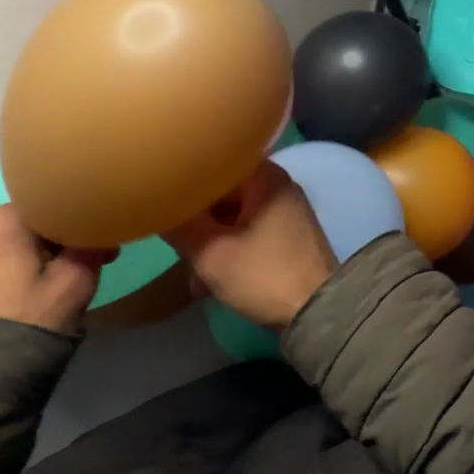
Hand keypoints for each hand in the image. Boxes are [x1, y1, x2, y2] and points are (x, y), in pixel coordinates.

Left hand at [0, 204, 114, 333]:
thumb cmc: (18, 323)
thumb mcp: (75, 284)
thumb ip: (91, 247)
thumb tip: (96, 234)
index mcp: (4, 217)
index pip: (57, 207)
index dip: (83, 228)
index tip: (100, 253)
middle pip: (29, 224)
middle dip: (53, 244)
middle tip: (73, 272)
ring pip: (3, 243)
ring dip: (24, 258)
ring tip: (37, 290)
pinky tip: (8, 299)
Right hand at [163, 161, 339, 329]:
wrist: (315, 310)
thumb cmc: (263, 275)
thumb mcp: (211, 253)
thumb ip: (181, 226)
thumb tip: (157, 204)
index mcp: (265, 178)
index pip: (218, 163)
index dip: (190, 181)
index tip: (165, 199)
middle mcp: (277, 186)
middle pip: (223, 193)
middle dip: (197, 222)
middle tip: (177, 250)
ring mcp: (283, 211)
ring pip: (232, 217)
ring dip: (208, 244)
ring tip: (194, 280)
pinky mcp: (284, 235)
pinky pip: (245, 233)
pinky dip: (227, 251)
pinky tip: (208, 284)